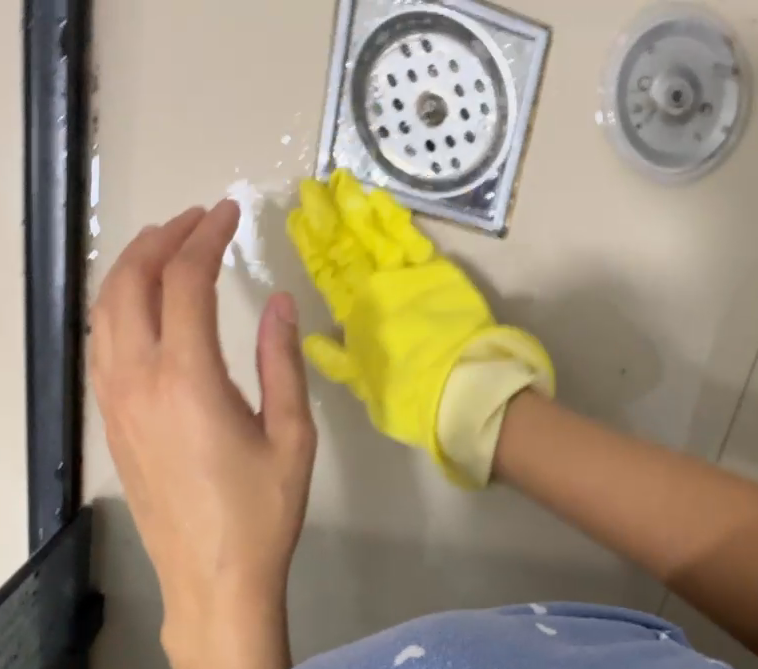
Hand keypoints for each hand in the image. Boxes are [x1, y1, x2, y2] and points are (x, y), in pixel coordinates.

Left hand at [91, 201, 315, 668]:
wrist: (212, 578)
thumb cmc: (263, 513)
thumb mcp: (291, 438)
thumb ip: (281, 364)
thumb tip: (278, 303)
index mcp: (188, 379)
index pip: (185, 283)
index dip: (206, 239)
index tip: (229, 214)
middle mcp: (137, 379)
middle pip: (130, 283)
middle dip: (160, 240)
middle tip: (196, 221)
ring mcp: (115, 400)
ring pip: (104, 310)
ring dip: (130, 268)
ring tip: (165, 249)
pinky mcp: (111, 421)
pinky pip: (101, 343)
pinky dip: (118, 307)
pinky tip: (143, 308)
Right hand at [287, 170, 551, 486]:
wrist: (460, 389)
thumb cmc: (410, 396)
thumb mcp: (366, 386)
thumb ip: (339, 361)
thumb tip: (314, 342)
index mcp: (355, 316)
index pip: (326, 273)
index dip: (311, 246)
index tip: (298, 220)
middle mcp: (376, 289)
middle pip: (347, 247)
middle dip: (327, 217)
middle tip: (311, 188)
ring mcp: (407, 277)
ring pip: (376, 235)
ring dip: (357, 209)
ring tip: (342, 184)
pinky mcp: (439, 273)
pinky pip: (411, 239)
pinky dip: (394, 219)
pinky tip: (379, 200)